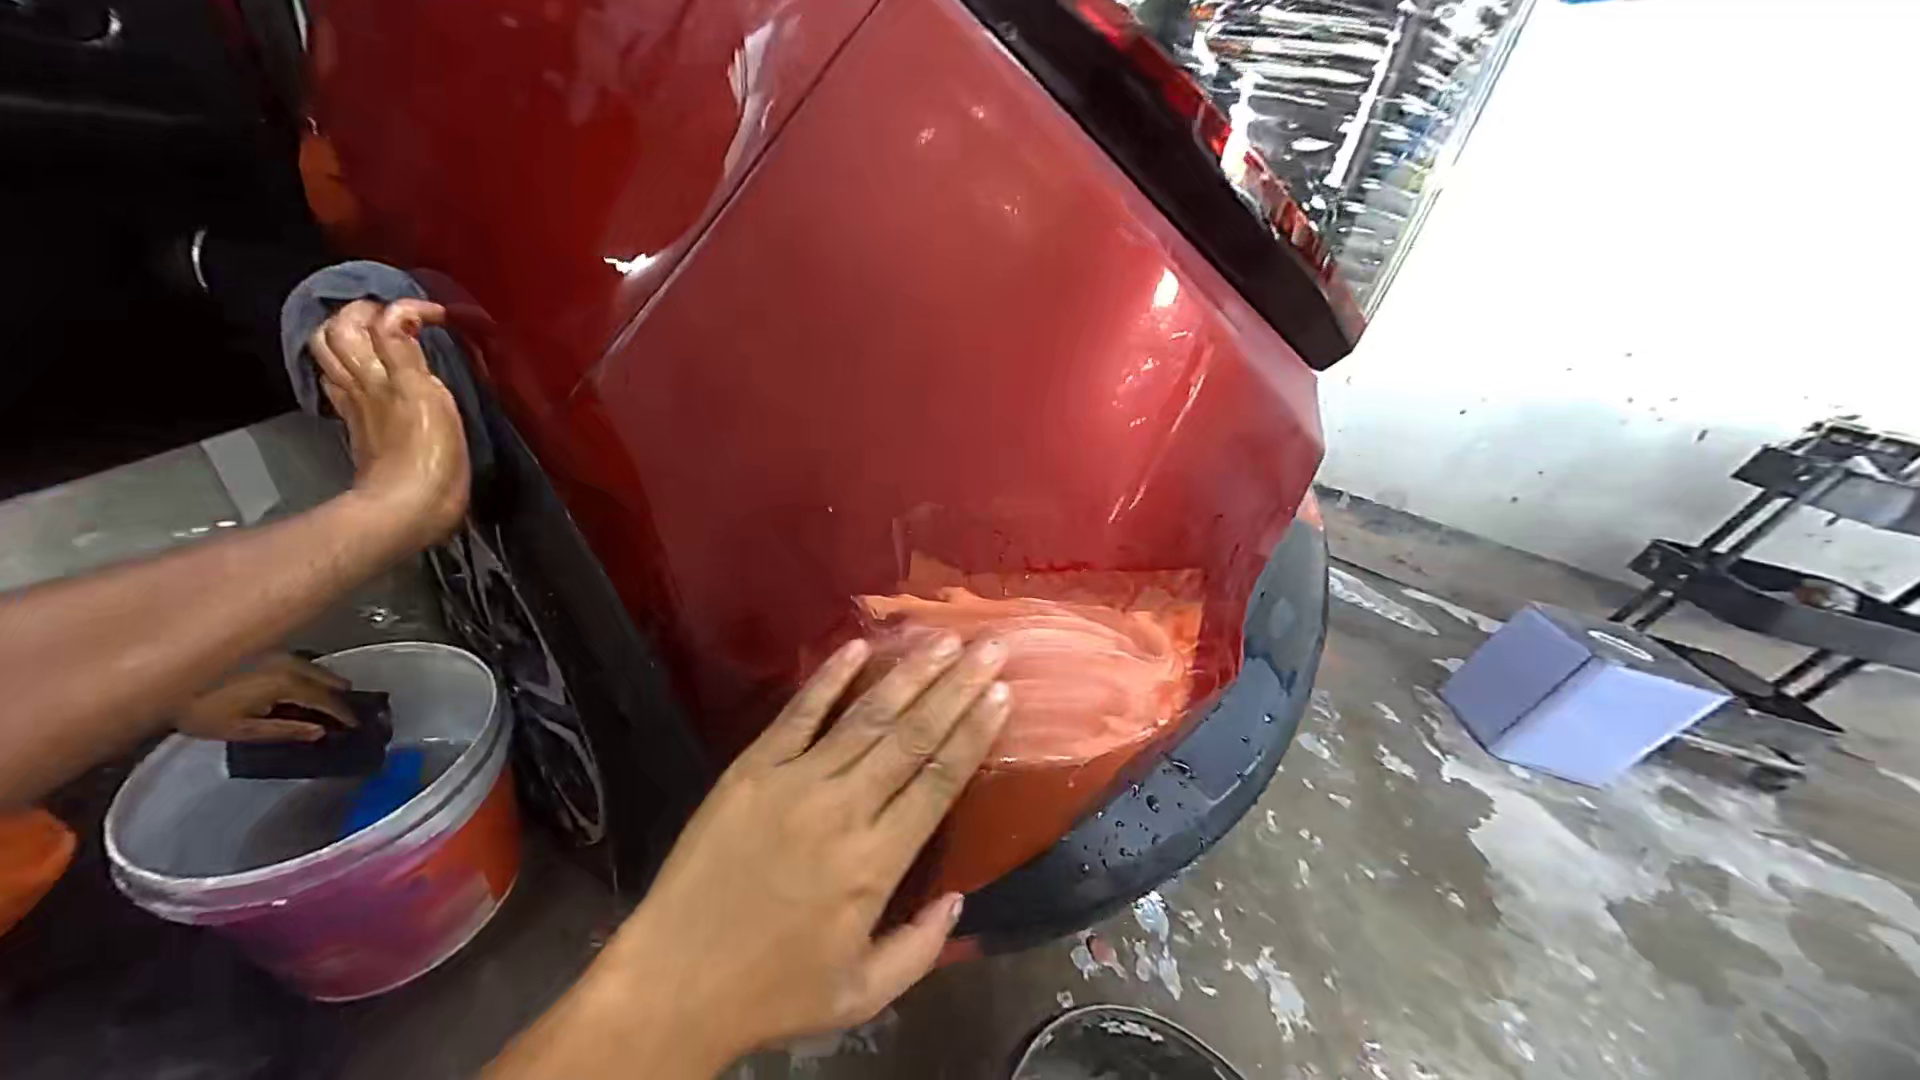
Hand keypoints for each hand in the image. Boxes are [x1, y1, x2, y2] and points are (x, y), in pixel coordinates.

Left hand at [175, 654, 353, 742]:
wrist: (156, 683)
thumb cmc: (197, 712)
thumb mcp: (238, 729)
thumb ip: (282, 731)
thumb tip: (319, 733)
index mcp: (288, 684)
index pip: (327, 700)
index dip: (343, 713)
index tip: (355, 725)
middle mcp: (291, 665)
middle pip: (330, 679)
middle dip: (339, 696)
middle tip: (343, 713)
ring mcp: (280, 655)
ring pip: (318, 670)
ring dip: (324, 685)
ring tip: (323, 702)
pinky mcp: (267, 652)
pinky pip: (302, 665)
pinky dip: (309, 677)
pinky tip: (299, 688)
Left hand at [309, 299, 468, 548]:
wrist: (410, 505)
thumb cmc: (430, 454)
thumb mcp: (426, 395)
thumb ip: (407, 351)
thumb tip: (399, 314)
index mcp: (382, 373)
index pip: (381, 322)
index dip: (406, 309)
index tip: (440, 315)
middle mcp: (362, 383)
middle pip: (341, 332)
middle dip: (364, 313)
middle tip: (399, 314)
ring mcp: (359, 407)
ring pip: (336, 355)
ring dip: (351, 336)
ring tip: (380, 333)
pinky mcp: (365, 428)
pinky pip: (346, 385)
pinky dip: (355, 368)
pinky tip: (372, 373)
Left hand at [486, 635, 1011, 1079]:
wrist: (671, 982)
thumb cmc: (773, 990)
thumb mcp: (862, 994)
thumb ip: (921, 948)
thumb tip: (961, 897)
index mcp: (875, 861)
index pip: (939, 780)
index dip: (974, 732)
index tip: (1003, 693)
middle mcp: (843, 809)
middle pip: (912, 736)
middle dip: (957, 687)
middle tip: (990, 648)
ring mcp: (794, 782)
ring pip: (865, 717)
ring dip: (909, 674)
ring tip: (944, 640)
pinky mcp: (752, 769)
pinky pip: (798, 714)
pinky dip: (829, 679)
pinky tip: (858, 648)